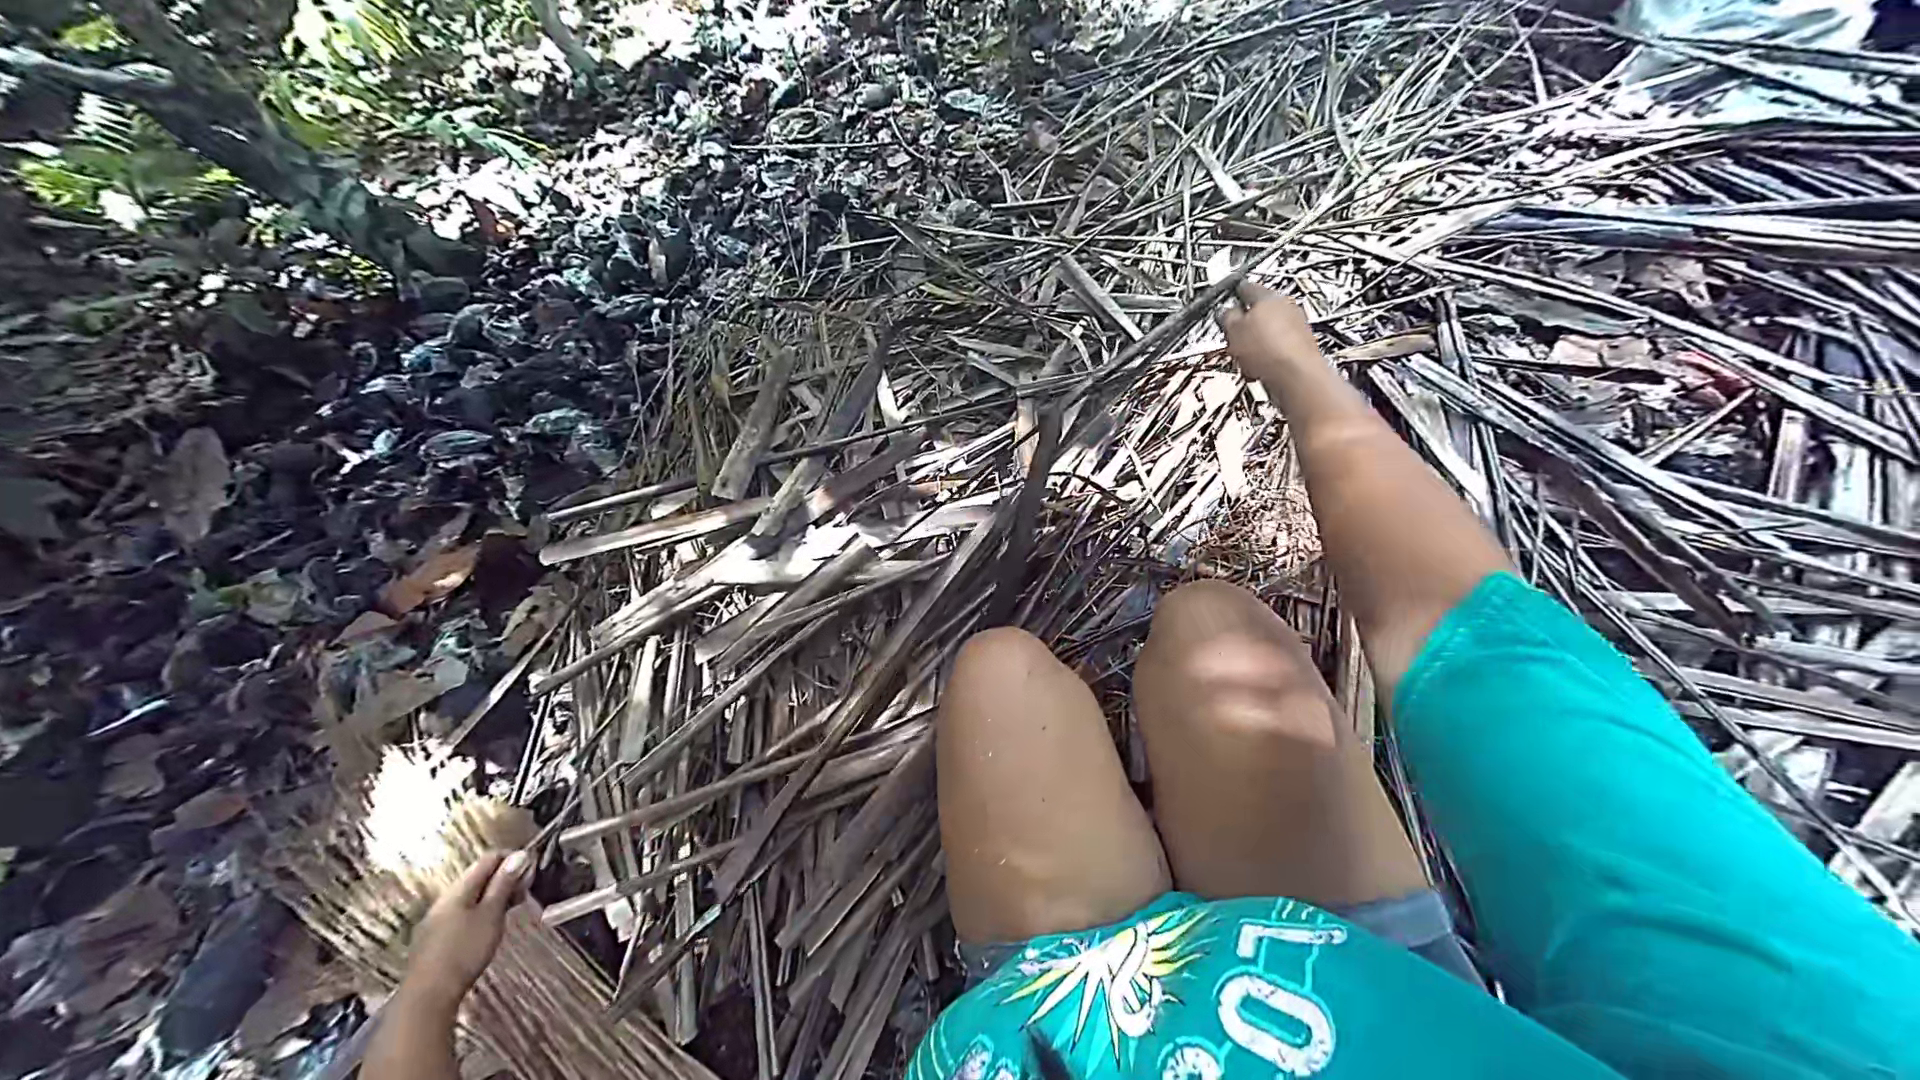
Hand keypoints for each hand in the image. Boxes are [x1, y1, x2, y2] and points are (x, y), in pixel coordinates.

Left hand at [397, 851, 530, 1014]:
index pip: (489, 858)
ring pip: (472, 895)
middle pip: (480, 876)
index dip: (513, 859)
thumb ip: (504, 883)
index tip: (530, 873)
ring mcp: (437, 919)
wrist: (427, 997)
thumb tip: (519, 855)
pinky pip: (463, 912)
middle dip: (505, 879)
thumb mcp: (491, 914)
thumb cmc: (464, 952)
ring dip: (495, 896)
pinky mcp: (435, 938)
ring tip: (511, 909)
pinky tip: (489, 927)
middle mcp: (445, 899)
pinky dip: (481, 911)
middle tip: (524, 893)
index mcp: (459, 889)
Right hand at [1216, 281, 1323, 385]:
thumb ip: (1227, 317)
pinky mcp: (1301, 348)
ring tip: (1244, 358)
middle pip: (1259, 312)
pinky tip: (1258, 368)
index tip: (1229, 297)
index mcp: (1269, 296)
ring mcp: (1297, 328)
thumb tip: (1225, 312)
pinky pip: (1277, 349)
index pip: (1247, 288)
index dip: (1234, 294)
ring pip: (1268, 332)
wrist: (1295, 376)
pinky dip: (1266, 356)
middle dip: (1244, 325)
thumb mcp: (1233, 331)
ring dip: (1255, 343)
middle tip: (1232, 336)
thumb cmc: (1269, 351)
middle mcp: (1287, 307)